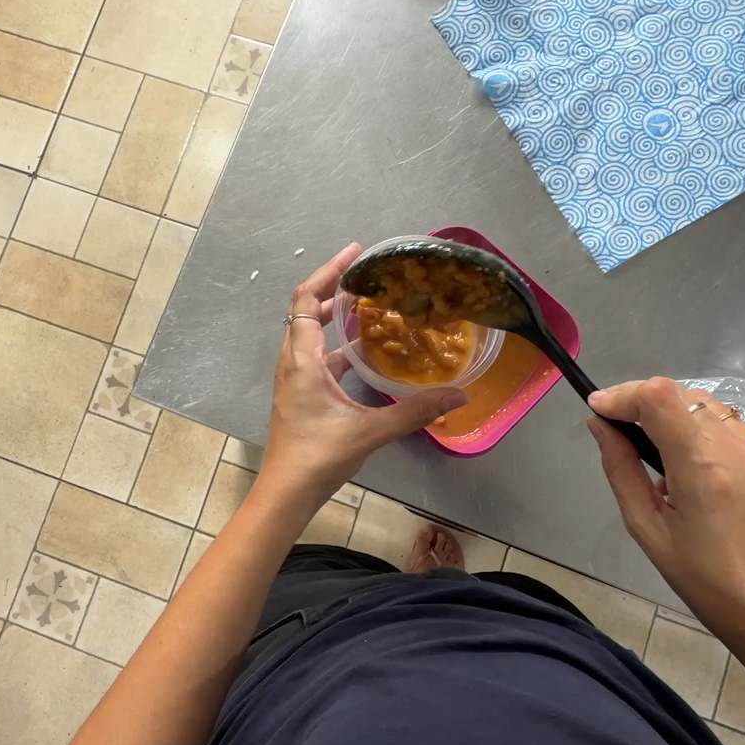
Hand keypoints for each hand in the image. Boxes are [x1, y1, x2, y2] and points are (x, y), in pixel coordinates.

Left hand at [258, 244, 467, 504]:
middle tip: (366, 276)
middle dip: (333, 287)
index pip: (306, 300)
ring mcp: (294, 379)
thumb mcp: (370, 431)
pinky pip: (316, 357)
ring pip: (309, 334)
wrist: (287, 491)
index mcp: (303, 360)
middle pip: (306, 310)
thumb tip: (457, 395)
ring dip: (333, 315)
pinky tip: (363, 354)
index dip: (328, 271)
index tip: (354, 254)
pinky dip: (336, 345)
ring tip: (367, 306)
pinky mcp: (300, 395)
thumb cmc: (319, 456)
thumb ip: (414, 411)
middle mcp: (293, 362)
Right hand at [586, 378, 744, 663]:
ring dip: (678, 418)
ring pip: (713, 409)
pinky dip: (708, 436)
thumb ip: (621, 470)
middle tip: (623, 431)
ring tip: (664, 455)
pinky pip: (739, 431)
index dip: (624, 394)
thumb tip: (601, 426)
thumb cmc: (708, 586)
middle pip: (684, 395)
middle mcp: (743, 452)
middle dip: (645, 403)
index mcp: (704, 471)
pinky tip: (703, 472)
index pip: (659, 397)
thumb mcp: (648, 531)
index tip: (600, 410)